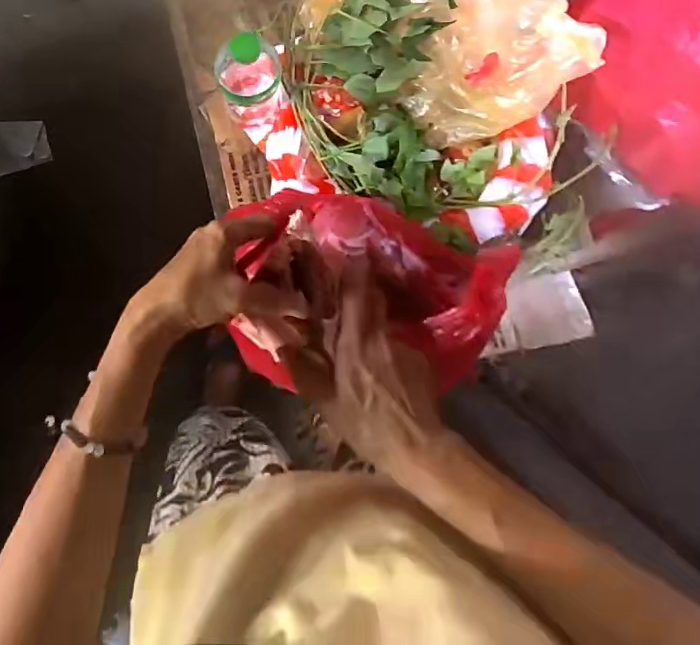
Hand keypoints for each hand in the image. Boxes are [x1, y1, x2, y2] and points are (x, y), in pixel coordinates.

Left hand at [131, 214, 305, 345]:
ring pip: (239, 244)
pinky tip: (255, 279)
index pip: (262, 221)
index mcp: (224, 231)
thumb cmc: (197, 295)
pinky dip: (244, 263)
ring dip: (258, 255)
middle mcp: (213, 231)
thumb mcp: (238, 298)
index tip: (306, 239)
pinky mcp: (196, 260)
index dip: (285, 228)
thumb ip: (271, 299)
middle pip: (251, 231)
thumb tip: (301, 306)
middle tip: (298, 257)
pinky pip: (228, 255)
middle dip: (274, 243)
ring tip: (282, 270)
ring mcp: (202, 244)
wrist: (155, 311)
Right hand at [285, 256, 445, 472]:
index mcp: (356, 341)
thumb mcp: (326, 402)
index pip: (356, 292)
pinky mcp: (420, 357)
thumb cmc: (366, 425)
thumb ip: (302, 369)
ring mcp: (404, 344)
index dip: (352, 268)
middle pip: (372, 297)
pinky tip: (384, 363)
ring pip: (383, 319)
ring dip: (371, 319)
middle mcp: (381, 334)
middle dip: (360, 285)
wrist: (419, 449)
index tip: (344, 250)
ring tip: (361, 331)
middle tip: (344, 282)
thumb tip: (278, 342)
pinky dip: (386, 343)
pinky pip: (397, 339)